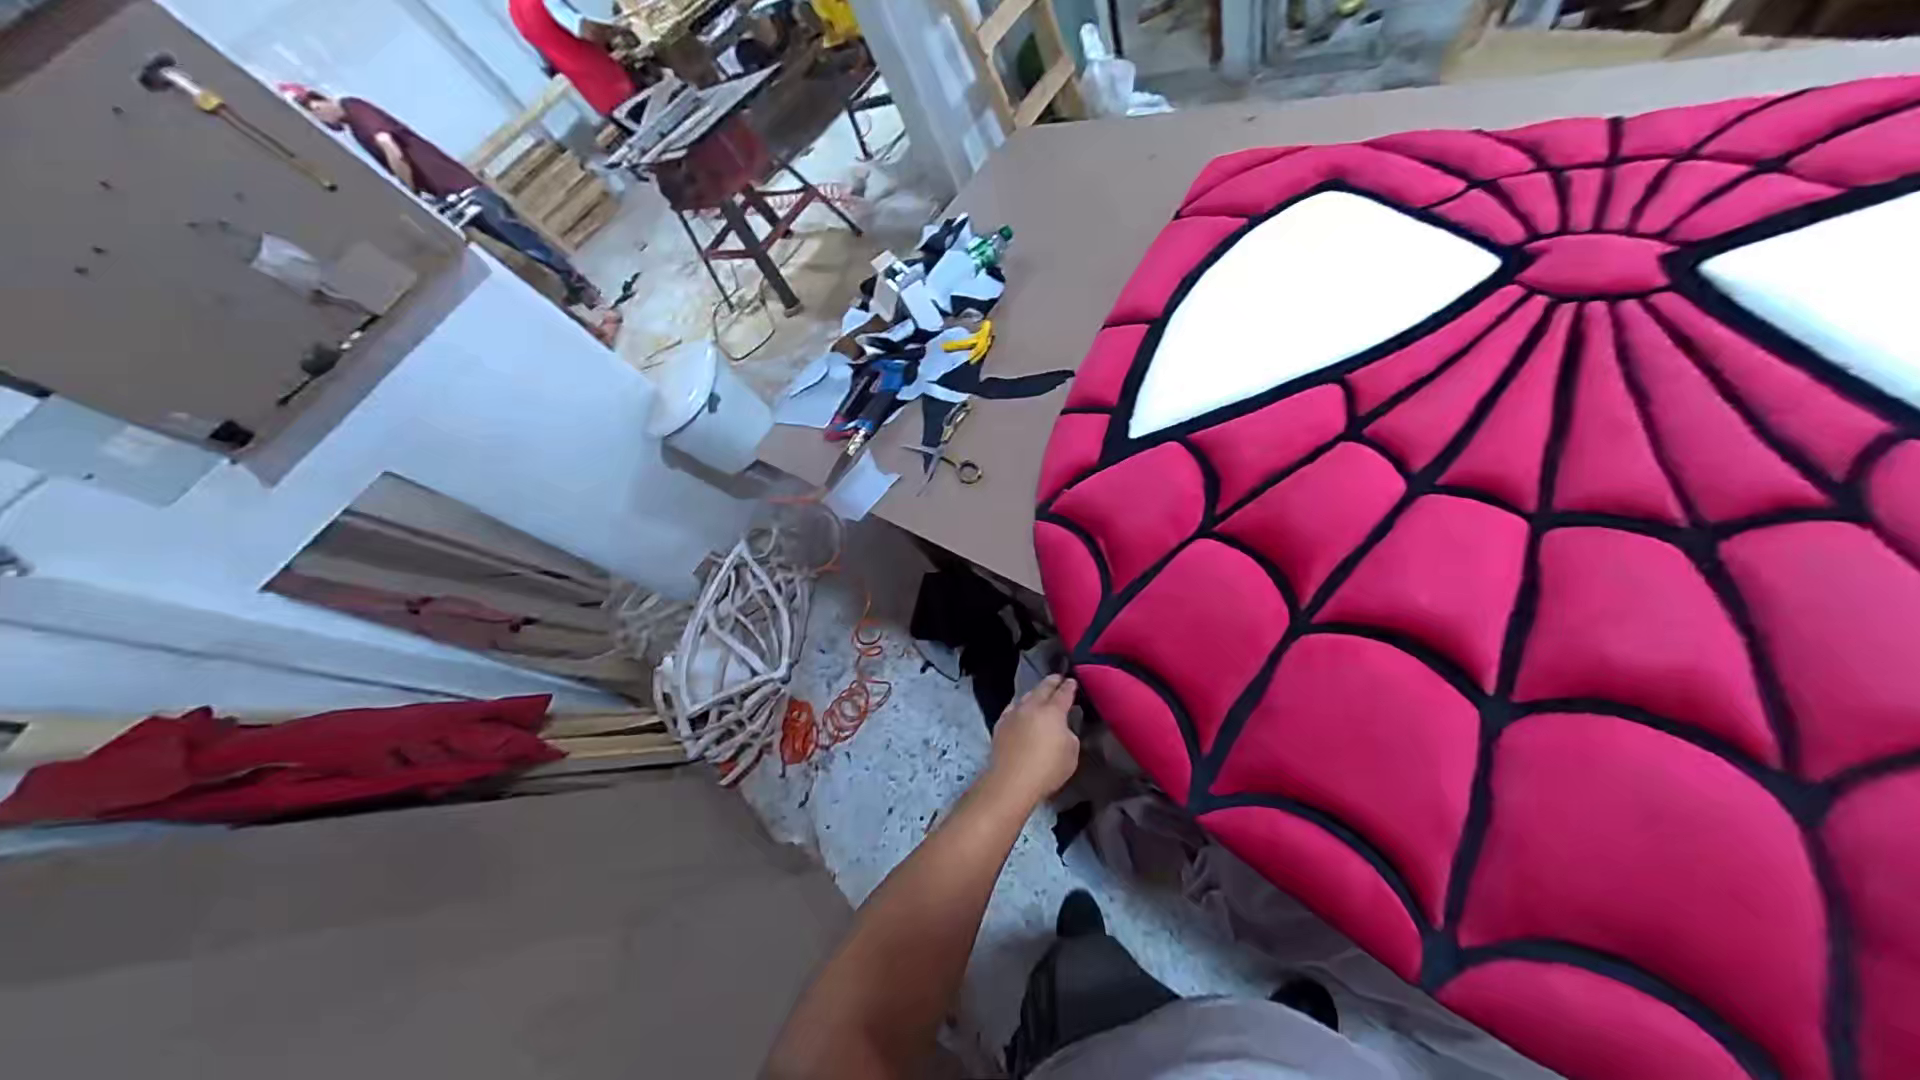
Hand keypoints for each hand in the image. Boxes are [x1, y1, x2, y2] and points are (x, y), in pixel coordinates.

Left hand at [986, 674, 1080, 807]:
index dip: (1069, 686)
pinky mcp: (1000, 725)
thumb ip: (1069, 734)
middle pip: (1043, 688)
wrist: (1012, 781)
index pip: (1064, 693)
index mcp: (1053, 711)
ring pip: (1026, 696)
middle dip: (1052, 682)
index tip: (1072, 681)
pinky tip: (1019, 708)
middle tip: (1058, 678)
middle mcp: (1032, 707)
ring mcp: (1013, 714)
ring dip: (1035, 692)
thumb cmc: (1048, 768)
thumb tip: (1062, 727)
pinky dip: (1019, 705)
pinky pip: (1012, 708)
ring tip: (1039, 692)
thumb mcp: (1072, 752)